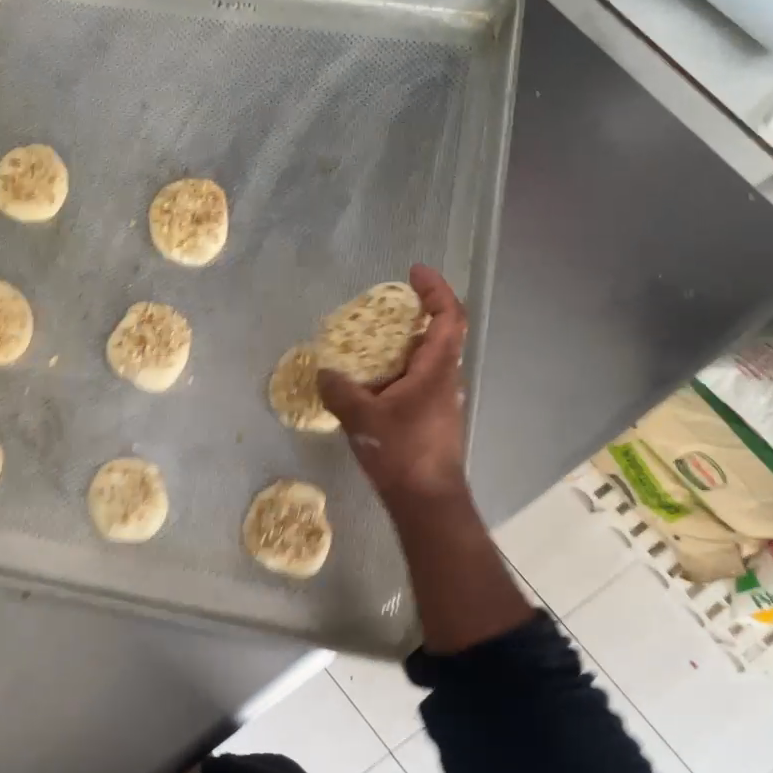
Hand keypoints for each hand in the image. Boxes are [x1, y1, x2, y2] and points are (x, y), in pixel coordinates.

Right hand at [318, 263, 470, 508]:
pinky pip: (415, 383)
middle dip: (414, 316)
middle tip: (382, 309)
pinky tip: (369, 388)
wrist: (426, 499)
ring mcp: (441, 401)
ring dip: (401, 348)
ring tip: (367, 348)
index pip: (448, 316)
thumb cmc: (402, 452)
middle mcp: (446, 379)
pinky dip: (395, 374)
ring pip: (425, 362)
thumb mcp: (362, 418)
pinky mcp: (431, 420)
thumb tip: (324, 373)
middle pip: (438, 335)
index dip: (435, 290)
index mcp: (437, 369)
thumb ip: (340, 391)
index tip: (414, 273)